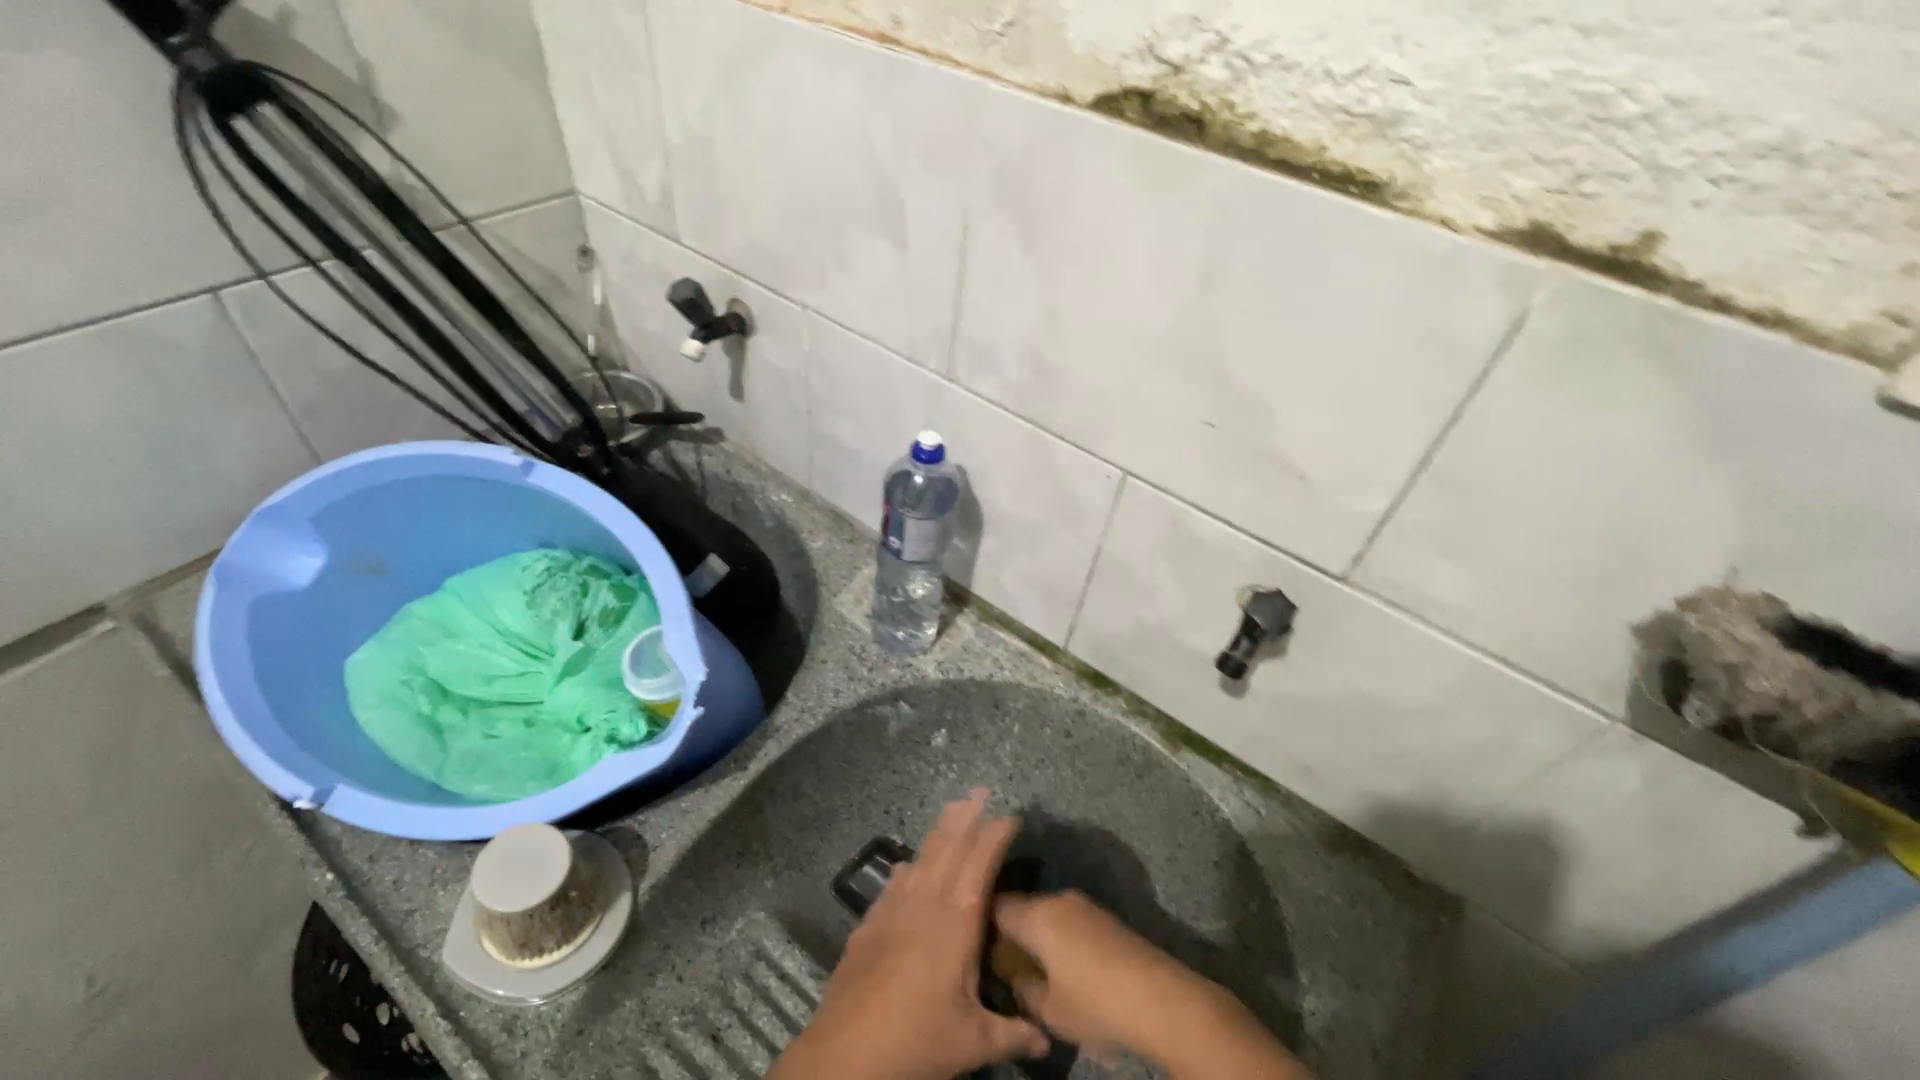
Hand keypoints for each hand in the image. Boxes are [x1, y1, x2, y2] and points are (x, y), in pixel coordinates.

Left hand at [769, 789, 1047, 1079]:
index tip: (1011, 815)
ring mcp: (891, 914)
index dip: (995, 837)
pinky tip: (906, 866)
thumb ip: (1013, 1035)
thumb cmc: (916, 1040)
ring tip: (950, 810)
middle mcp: (924, 906)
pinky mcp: (867, 930)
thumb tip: (1047, 1040)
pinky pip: (892, 887)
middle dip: (967, 817)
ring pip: (920, 861)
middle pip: (948, 850)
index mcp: (956, 923)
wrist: (844, 1056)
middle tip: (980, 789)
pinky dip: (905, 870)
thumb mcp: (973, 1042)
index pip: (980, 866)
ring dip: (937, 833)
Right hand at [992, 889, 1204, 1056]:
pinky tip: (1058, 962)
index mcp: (1037, 916)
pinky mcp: (1106, 918)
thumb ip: (1023, 990)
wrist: (1164, 999)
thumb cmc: (1097, 1004)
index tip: (969, 944)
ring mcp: (1086, 906)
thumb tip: (1014, 978)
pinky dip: (1057, 936)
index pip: (993, 906)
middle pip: (1021, 907)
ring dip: (1035, 933)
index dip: (978, 924)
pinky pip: (1067, 920)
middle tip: (997, 958)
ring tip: (1027, 962)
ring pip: (1046, 913)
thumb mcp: (1050, 1010)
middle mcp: (1059, 900)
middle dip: (1008, 929)